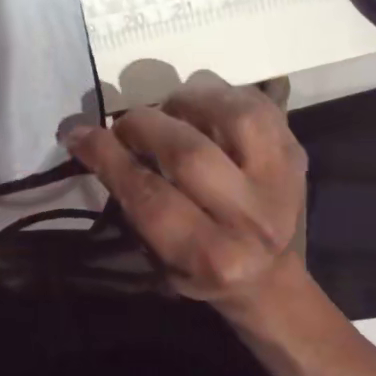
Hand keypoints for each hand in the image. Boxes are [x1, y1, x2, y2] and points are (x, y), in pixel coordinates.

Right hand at [65, 77, 309, 317]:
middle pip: (188, 152)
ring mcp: (283, 181)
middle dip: (142, 125)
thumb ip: (129, 202)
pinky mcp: (297, 153)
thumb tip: (92, 141)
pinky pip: (257, 103)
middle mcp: (252, 220)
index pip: (148, 195)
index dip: (107, 156)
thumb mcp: (156, 257)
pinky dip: (222, 95)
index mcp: (211, 256)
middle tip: (125, 124)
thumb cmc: (200, 273)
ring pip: (233, 116)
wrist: (270, 279)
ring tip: (168, 109)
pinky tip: (203, 106)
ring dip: (187, 101)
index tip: (78, 134)